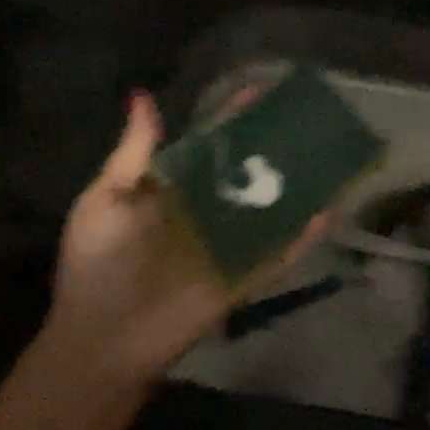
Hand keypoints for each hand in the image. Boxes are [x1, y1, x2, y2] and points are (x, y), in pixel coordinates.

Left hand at [44, 89, 325, 383]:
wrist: (100, 341)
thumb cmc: (98, 265)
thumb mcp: (105, 201)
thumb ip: (133, 153)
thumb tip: (143, 95)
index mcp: (175, 189)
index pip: (211, 145)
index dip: (234, 117)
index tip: (262, 88)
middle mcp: (206, 210)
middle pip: (247, 169)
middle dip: (274, 143)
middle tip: (308, 114)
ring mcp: (228, 244)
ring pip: (270, 207)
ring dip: (297, 185)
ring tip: (331, 151)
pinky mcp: (242, 277)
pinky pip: (280, 254)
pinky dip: (305, 236)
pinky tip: (330, 211)